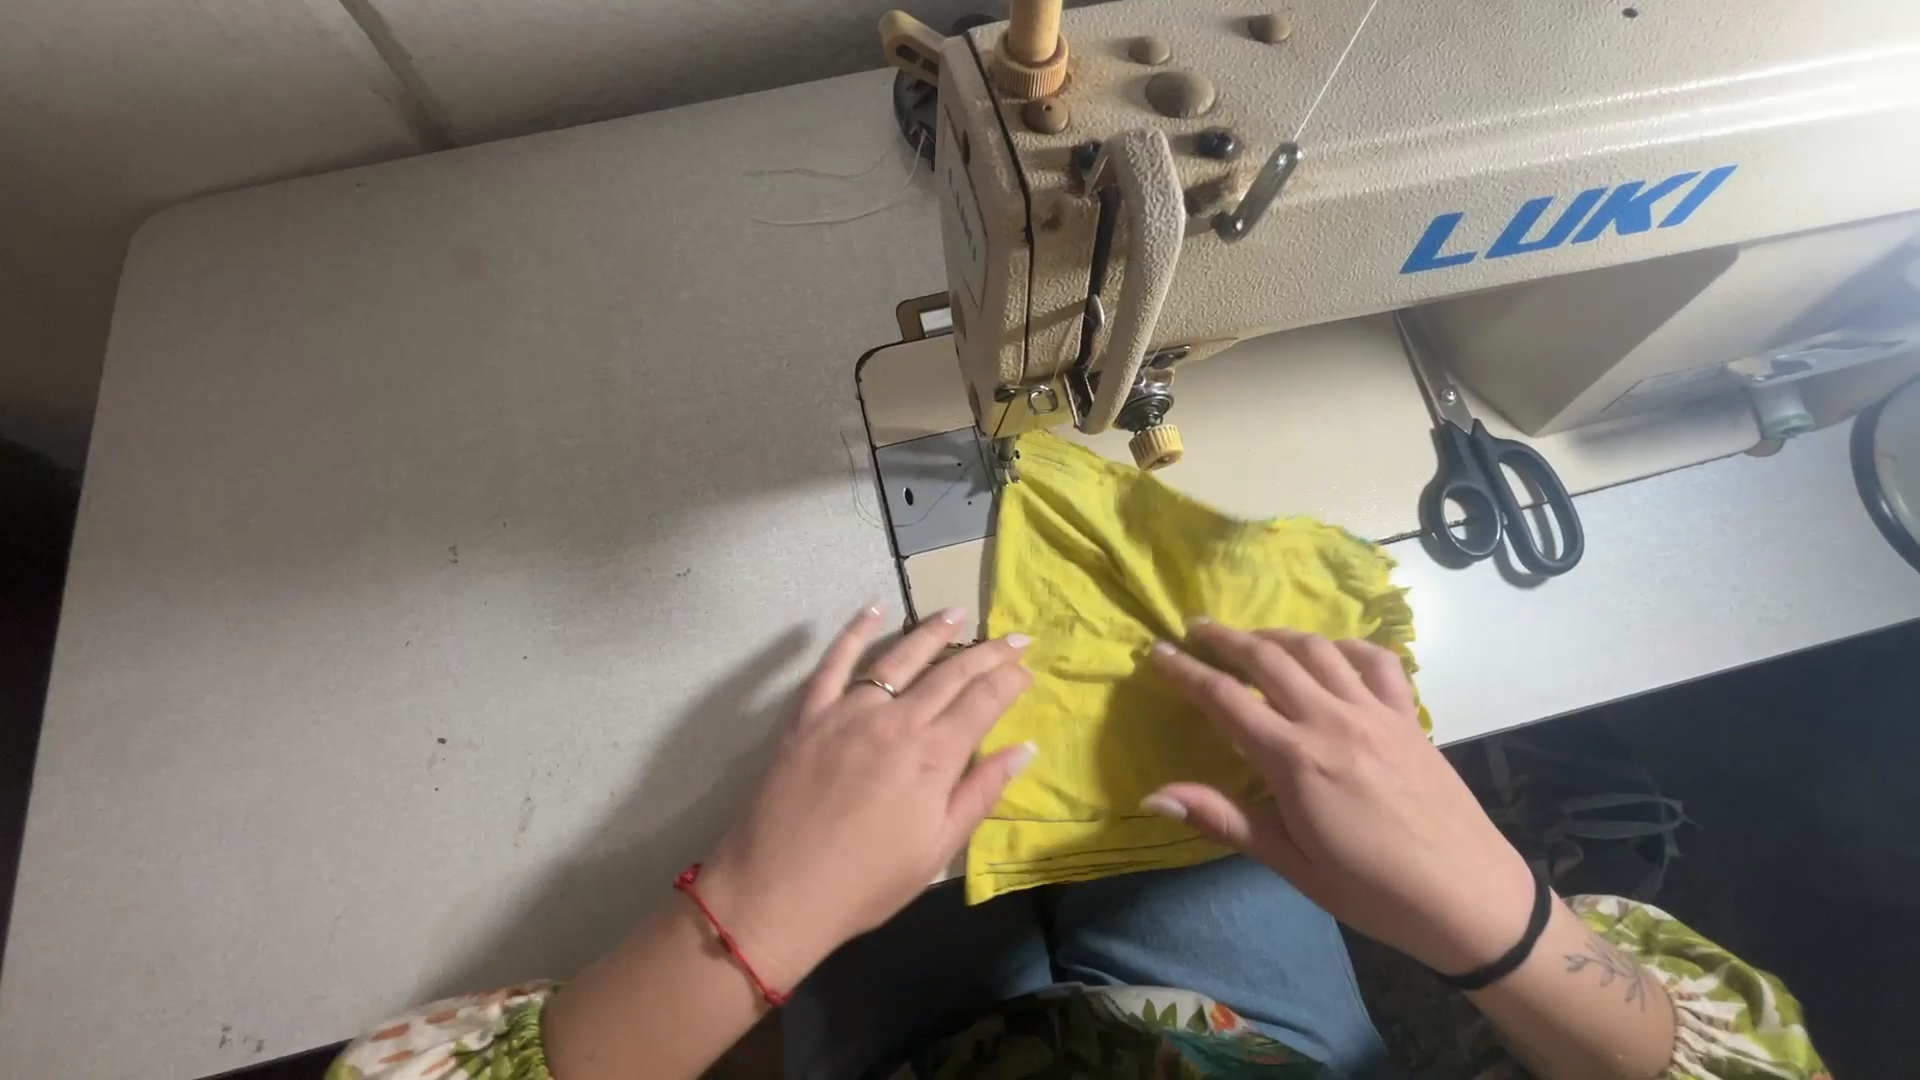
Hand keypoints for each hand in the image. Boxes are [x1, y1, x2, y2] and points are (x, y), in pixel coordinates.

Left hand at [697, 604, 1035, 990]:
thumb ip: (981, 792)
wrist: (778, 892)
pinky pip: (835, 661)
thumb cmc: (866, 882)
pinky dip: (855, 631)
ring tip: (957, 613)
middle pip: (951, 672)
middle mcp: (896, 719)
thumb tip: (1025, 749)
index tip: (1027, 669)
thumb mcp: (937, 849)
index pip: (984, 700)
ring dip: (933, 631)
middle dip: (988, 651)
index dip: (1010, 680)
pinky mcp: (810, 712)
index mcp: (932, 755)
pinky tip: (874, 609)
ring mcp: (849, 710)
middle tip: (1014, 637)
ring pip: (900, 657)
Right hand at [1144, 621, 1535, 974]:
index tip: (1158, 653)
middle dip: (1224, 638)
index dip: (1185, 672)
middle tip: (1195, 628)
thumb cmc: (1372, 891)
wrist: (1474, 904)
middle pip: (1266, 658)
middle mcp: (1332, 721)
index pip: (1224, 699)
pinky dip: (1344, 646)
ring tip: (1250, 636)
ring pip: (1316, 649)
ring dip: (1275, 634)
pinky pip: (1376, 661)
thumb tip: (1153, 796)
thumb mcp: (1291, 864)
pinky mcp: (1408, 717)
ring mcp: (1375, 713)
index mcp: (1296, 760)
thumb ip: (1223, 819)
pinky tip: (1328, 654)